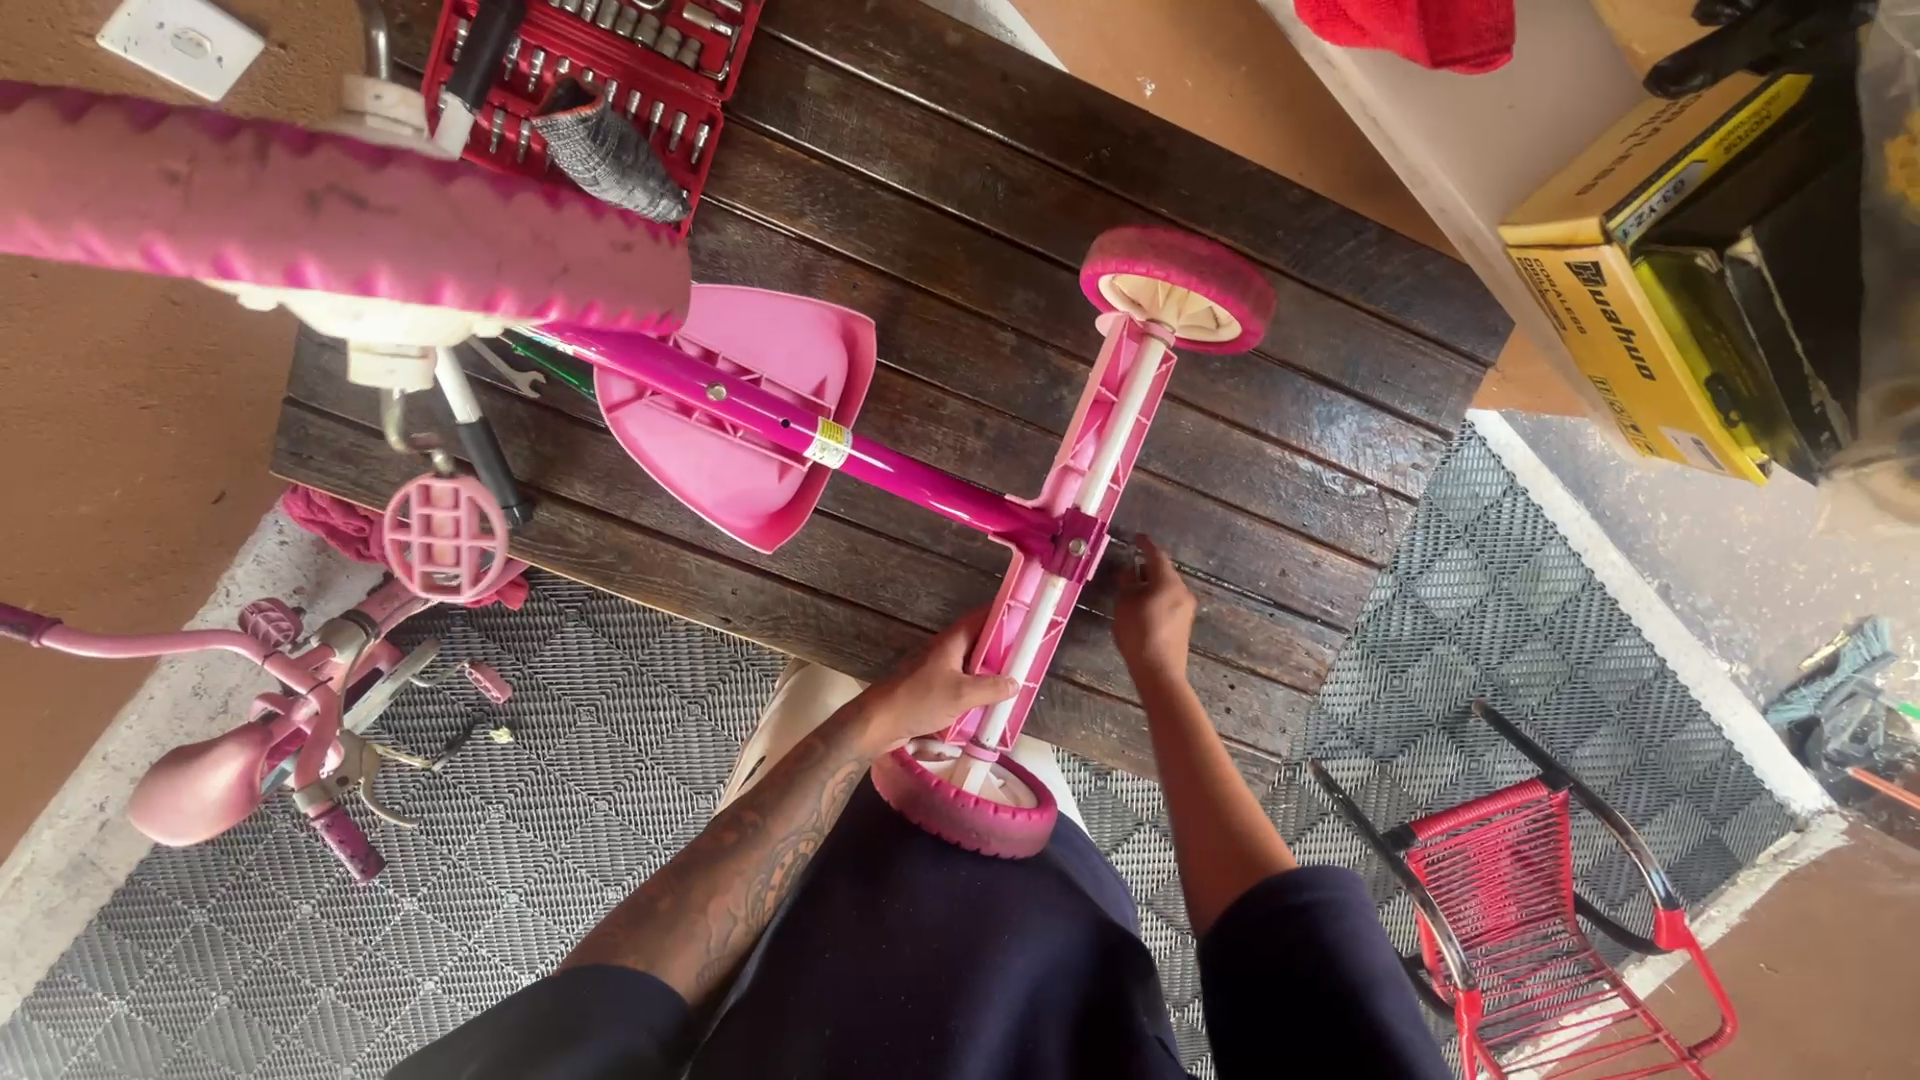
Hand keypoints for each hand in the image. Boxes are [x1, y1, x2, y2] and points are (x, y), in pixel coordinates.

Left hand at [854, 609, 1017, 751]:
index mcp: (951, 641)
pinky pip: (960, 686)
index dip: (1003, 615)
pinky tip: (987, 706)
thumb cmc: (919, 700)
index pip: (981, 617)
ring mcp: (936, 670)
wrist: (879, 722)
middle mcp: (944, 651)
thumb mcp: (962, 694)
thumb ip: (991, 687)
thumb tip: (1015, 683)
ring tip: (1012, 684)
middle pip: (978, 643)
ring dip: (988, 674)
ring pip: (970, 666)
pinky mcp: (931, 690)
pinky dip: (974, 692)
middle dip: (1001, 650)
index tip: (1026, 619)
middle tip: (1026, 659)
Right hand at [1113, 535, 1195, 684]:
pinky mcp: (1184, 622)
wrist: (1159, 671)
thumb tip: (1128, 571)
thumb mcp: (1125, 604)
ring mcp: (1186, 607)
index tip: (1136, 538)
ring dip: (1152, 583)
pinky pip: (1170, 600)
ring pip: (1167, 586)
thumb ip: (1127, 583)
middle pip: (1164, 571)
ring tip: (1133, 588)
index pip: (1156, 555)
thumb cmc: (1138, 633)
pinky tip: (1143, 605)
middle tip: (1130, 567)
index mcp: (1167, 581)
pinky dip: (1156, 596)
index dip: (1145, 545)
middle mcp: (1182, 590)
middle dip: (1147, 567)